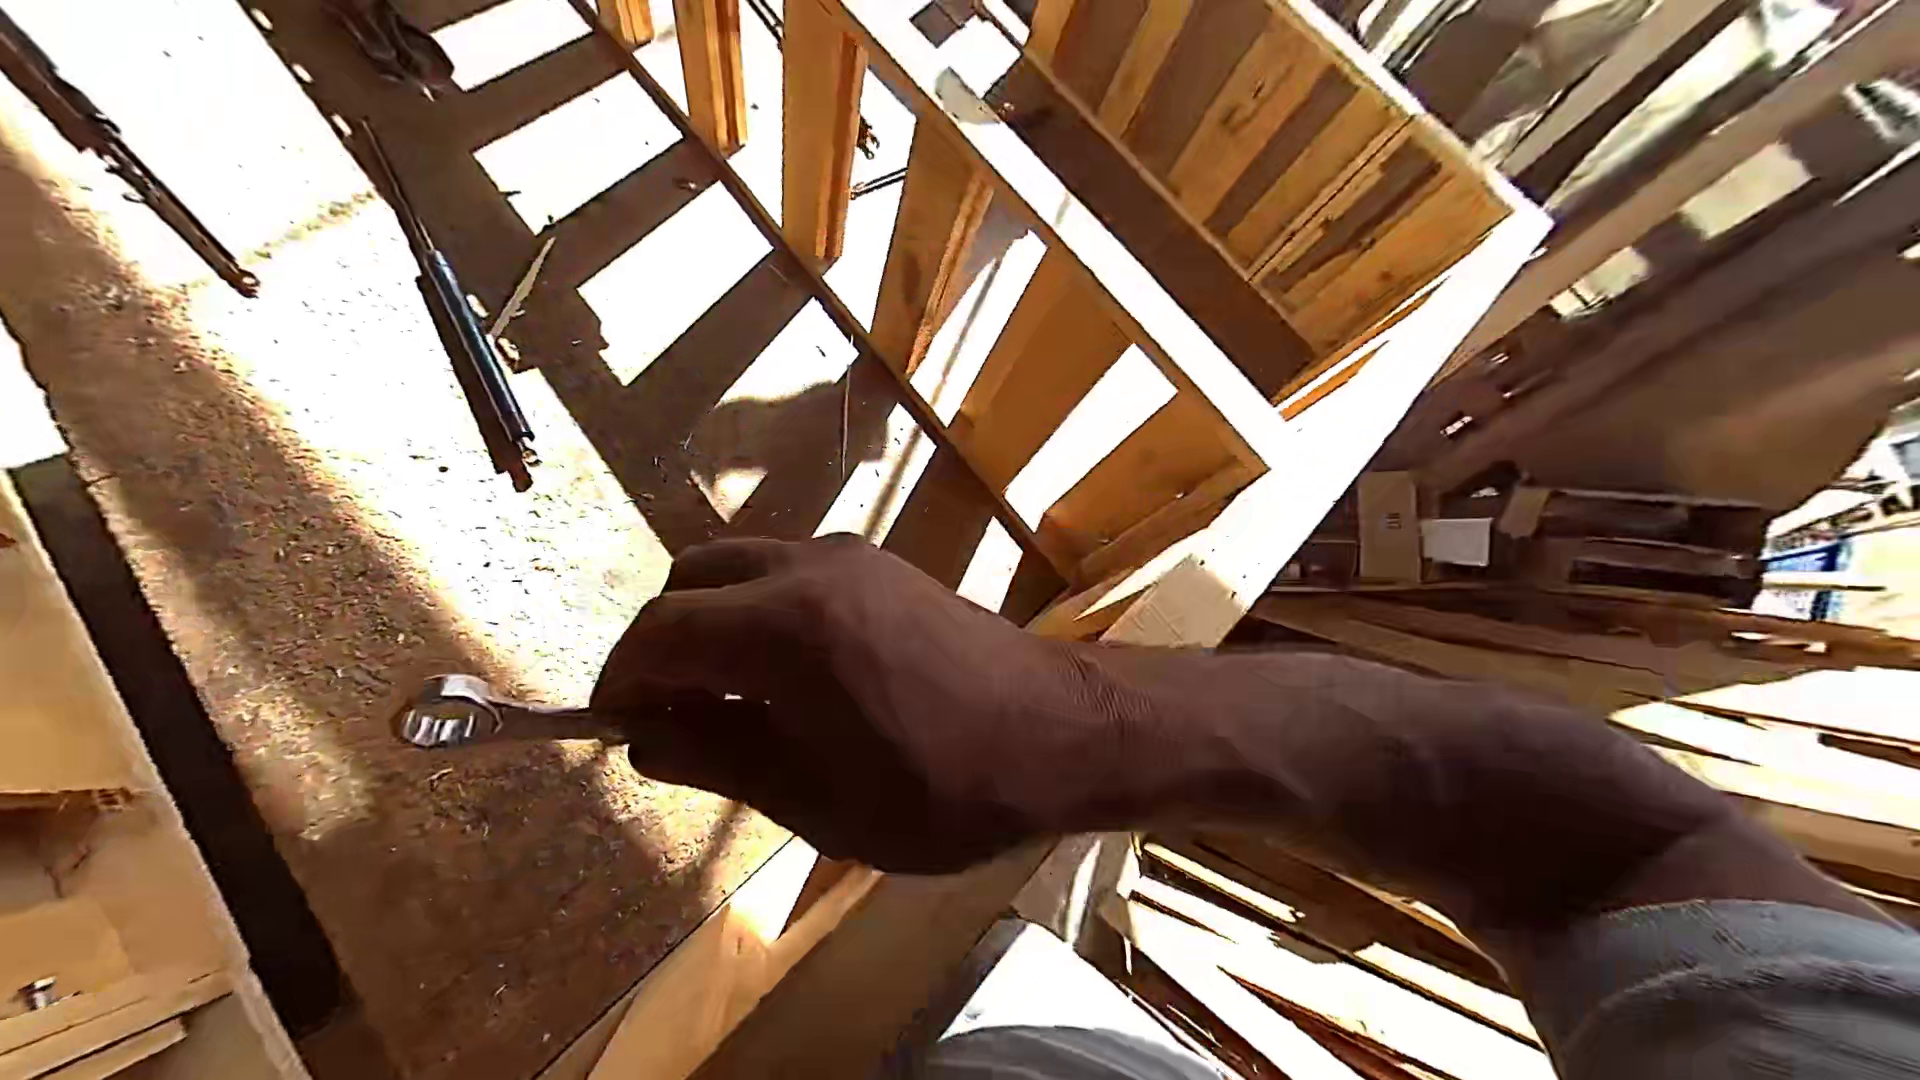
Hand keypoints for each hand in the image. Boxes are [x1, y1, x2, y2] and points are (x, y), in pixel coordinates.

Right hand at [591, 535, 1119, 872]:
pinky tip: (793, 671)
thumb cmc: (943, 787)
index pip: (658, 633)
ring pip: (739, 568)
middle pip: (690, 583)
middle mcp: (810, 568)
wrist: (1057, 728)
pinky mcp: (881, 562)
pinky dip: (760, 610)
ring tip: (734, 698)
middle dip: (663, 646)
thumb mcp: (817, 800)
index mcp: (785, 627)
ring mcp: (850, 555)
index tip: (621, 728)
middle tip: (677, 717)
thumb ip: (719, 757)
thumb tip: (646, 733)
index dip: (622, 681)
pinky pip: (789, 572)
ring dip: (713, 623)